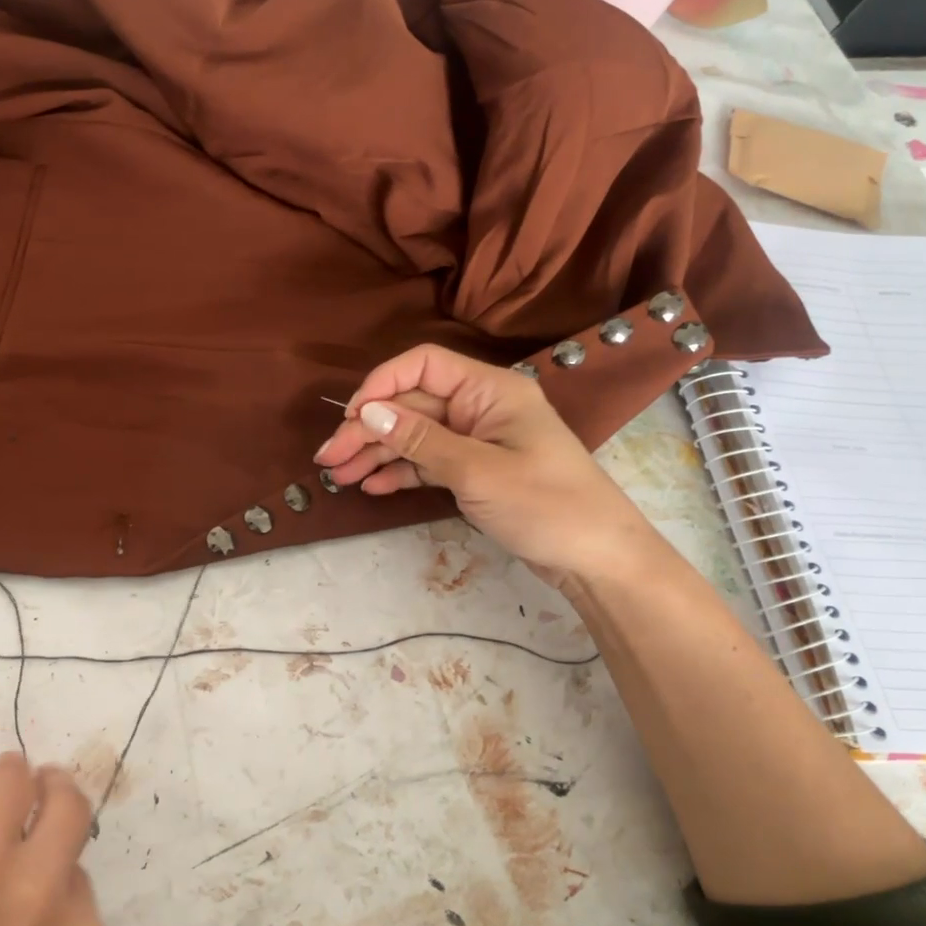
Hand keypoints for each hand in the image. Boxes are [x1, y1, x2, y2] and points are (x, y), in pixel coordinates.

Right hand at [313, 344, 663, 588]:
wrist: (596, 559)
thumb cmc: (547, 505)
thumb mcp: (477, 471)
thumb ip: (420, 440)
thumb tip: (368, 413)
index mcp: (490, 390)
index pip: (422, 366)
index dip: (381, 385)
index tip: (350, 418)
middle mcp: (479, 407)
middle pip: (410, 404)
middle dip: (367, 429)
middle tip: (329, 460)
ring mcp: (475, 440)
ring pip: (411, 435)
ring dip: (374, 453)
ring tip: (339, 477)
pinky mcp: (472, 470)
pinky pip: (424, 461)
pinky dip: (397, 472)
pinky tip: (371, 487)